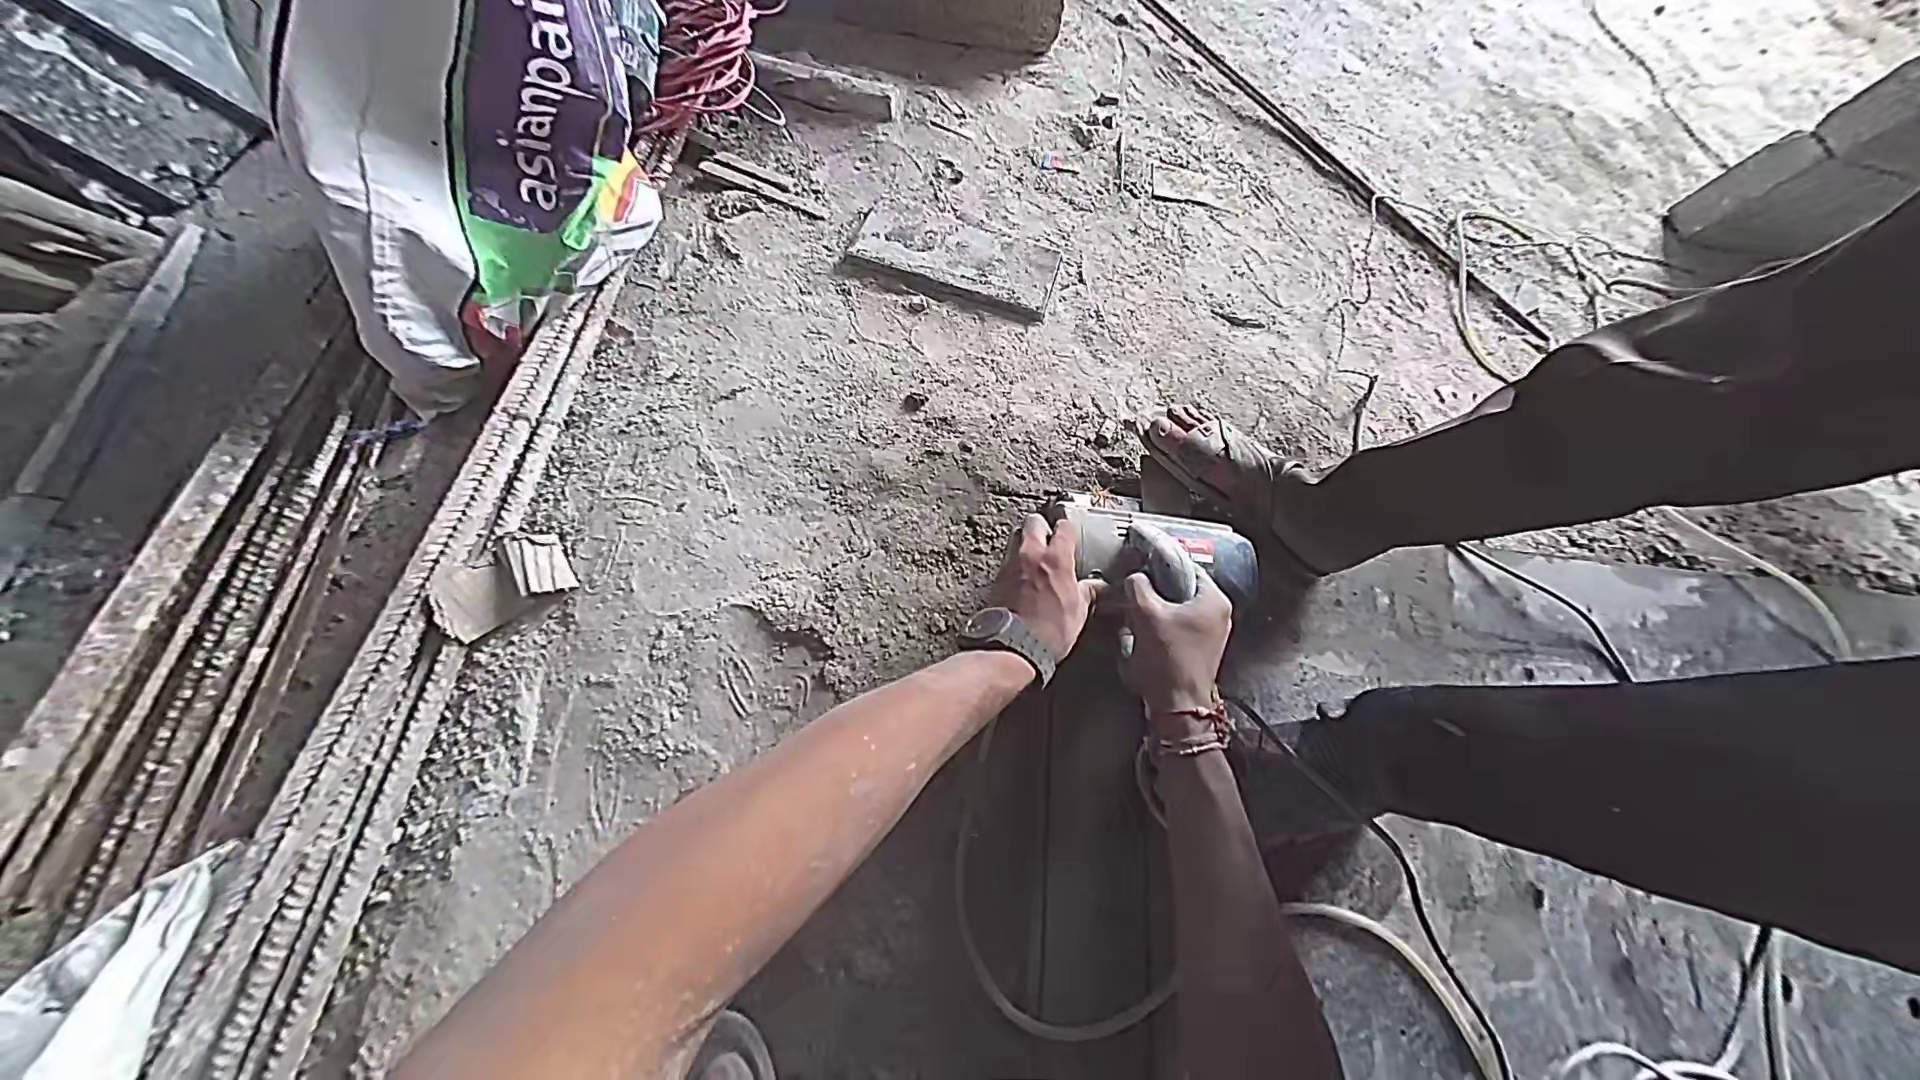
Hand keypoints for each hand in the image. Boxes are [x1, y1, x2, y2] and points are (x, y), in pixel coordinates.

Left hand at [989, 514, 1105, 659]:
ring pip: (1016, 538)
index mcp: (1055, 559)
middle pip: (1033, 522)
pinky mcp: (996, 579)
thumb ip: (1088, 592)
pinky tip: (1024, 577)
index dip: (1068, 529)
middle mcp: (1030, 555)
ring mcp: (1010, 565)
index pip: (1063, 527)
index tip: (1071, 535)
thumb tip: (1097, 587)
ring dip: (1026, 542)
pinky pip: (1007, 560)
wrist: (1013, 646)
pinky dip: (1016, 563)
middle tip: (1050, 539)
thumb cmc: (1048, 630)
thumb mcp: (1079, 611)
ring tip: (1036, 557)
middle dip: (1042, 527)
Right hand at [1122, 570, 1231, 725]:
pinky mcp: (1200, 645)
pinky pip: (1179, 621)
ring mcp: (1212, 631)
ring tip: (1136, 603)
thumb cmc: (1167, 658)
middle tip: (1135, 584)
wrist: (1178, 706)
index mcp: (1214, 599)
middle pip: (1182, 585)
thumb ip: (1138, 587)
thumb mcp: (1146, 615)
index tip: (1139, 558)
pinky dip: (1163, 618)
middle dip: (1157, 584)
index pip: (1185, 564)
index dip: (1160, 559)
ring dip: (1158, 603)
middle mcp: (1219, 612)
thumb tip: (1135, 578)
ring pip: (1179, 604)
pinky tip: (1145, 623)